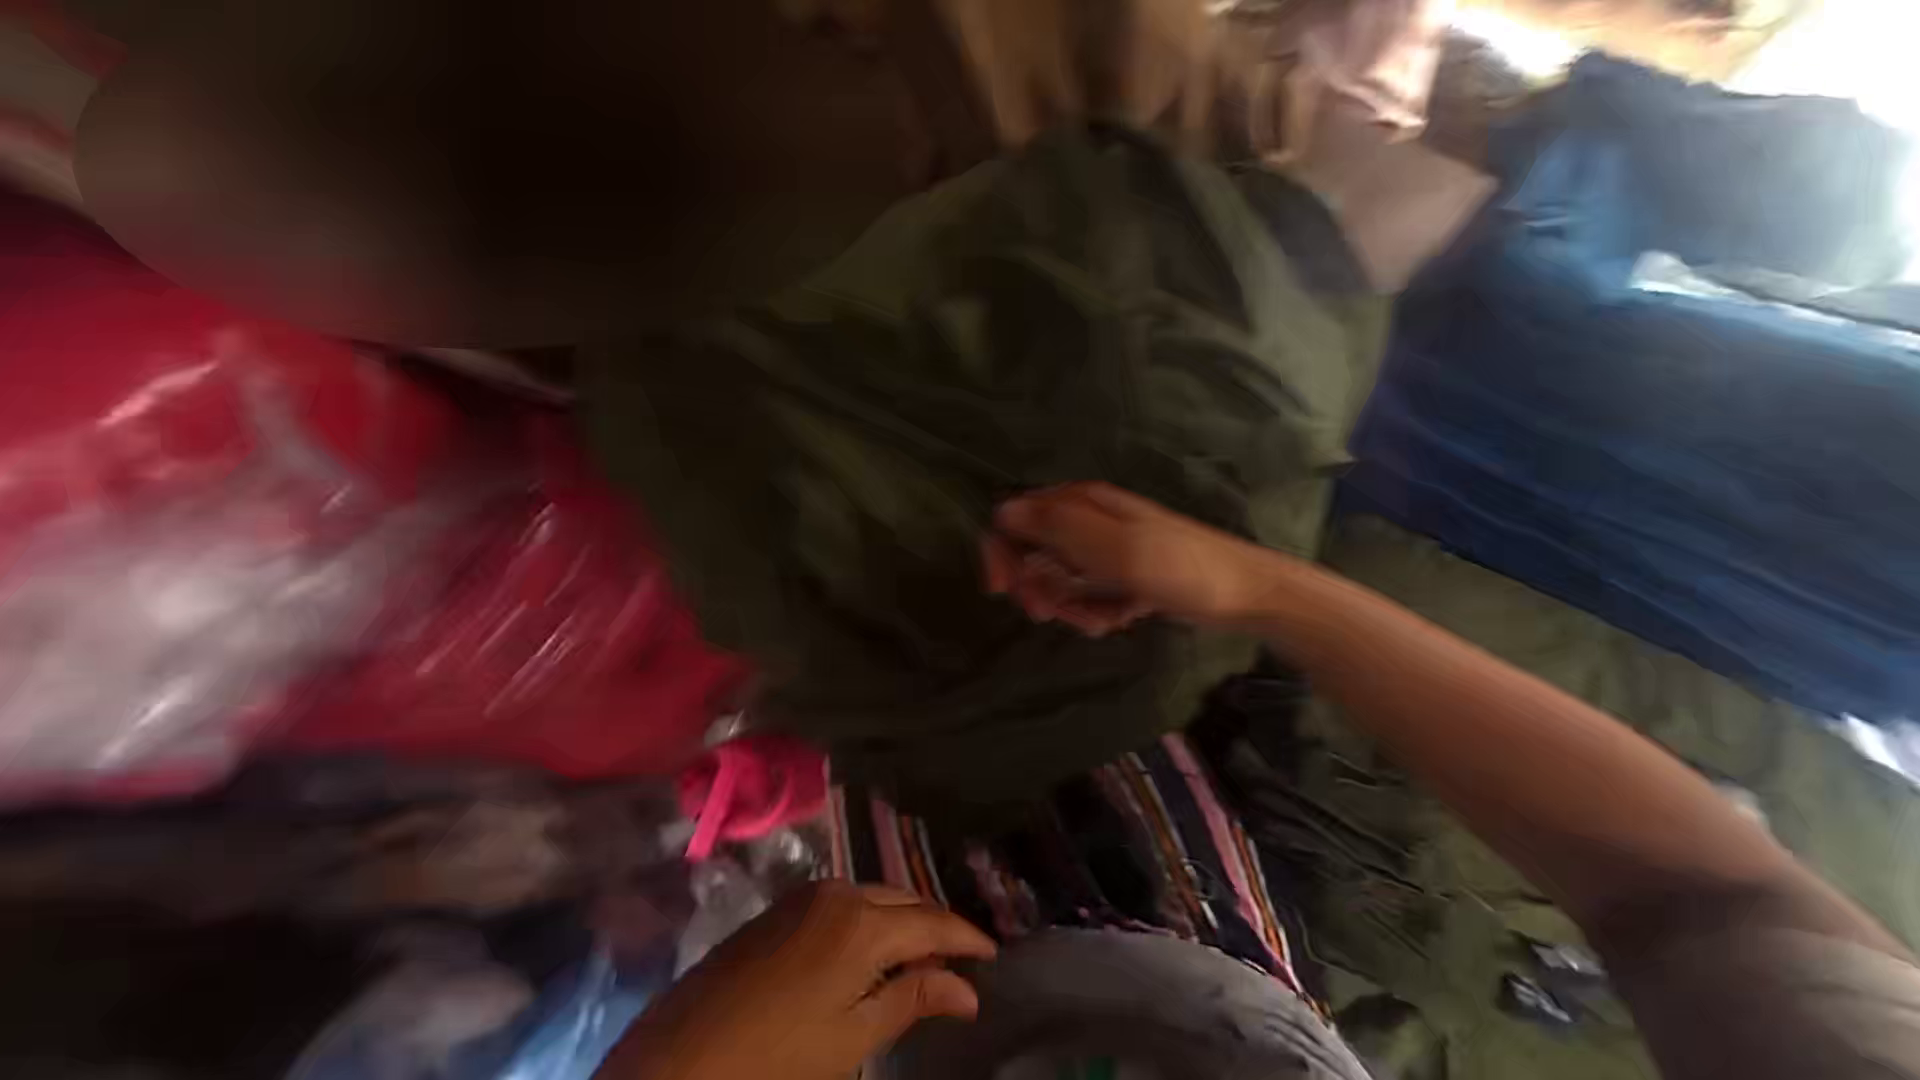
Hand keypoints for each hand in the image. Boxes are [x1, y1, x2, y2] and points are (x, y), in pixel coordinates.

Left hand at [602, 881, 996, 1079]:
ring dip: (900, 921)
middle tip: (959, 960)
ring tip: (919, 957)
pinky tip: (869, 951)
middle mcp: (836, 893)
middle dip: (934, 926)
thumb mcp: (849, 1038)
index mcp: (860, 923)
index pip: (931, 921)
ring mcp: (803, 897)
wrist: (673, 1063)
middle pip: (902, 900)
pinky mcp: (778, 909)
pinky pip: (841, 902)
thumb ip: (910, 999)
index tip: (993, 954)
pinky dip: (867, 920)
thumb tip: (967, 990)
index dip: (966, 937)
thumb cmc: (773, 1060)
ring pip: (871, 897)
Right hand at [982, 481, 1284, 633]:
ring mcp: (1104, 550)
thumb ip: (1056, 527)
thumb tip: (1001, 510)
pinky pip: (1088, 595)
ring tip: (1100, 621)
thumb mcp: (1114, 547)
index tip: (1002, 590)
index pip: (1017, 518)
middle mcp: (1088, 521)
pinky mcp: (1119, 575)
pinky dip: (1096, 612)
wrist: (1243, 595)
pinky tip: (1120, 618)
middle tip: (1052, 614)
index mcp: (1082, 503)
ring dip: (1071, 606)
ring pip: (1060, 580)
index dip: (1002, 552)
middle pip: (1035, 553)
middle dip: (1039, 589)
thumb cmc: (1179, 567)